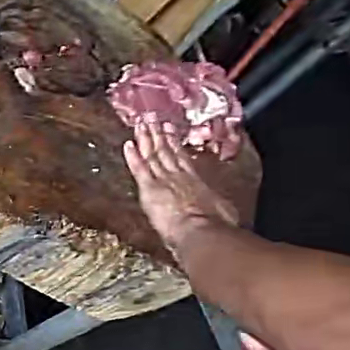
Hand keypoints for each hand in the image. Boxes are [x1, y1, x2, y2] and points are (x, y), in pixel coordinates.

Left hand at [122, 121, 250, 255]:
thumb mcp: (221, 212)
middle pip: (165, 151)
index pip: (181, 157)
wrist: (203, 231)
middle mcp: (178, 176)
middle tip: (152, 118)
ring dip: (146, 139)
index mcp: (195, 180)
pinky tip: (128, 145)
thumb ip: (215, 206)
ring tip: (140, 124)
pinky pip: (140, 168)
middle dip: (158, 134)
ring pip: (153, 155)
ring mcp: (164, 180)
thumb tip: (220, 211)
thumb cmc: (216, 227)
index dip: (173, 143)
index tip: (169, 129)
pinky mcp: (150, 188)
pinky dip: (133, 156)